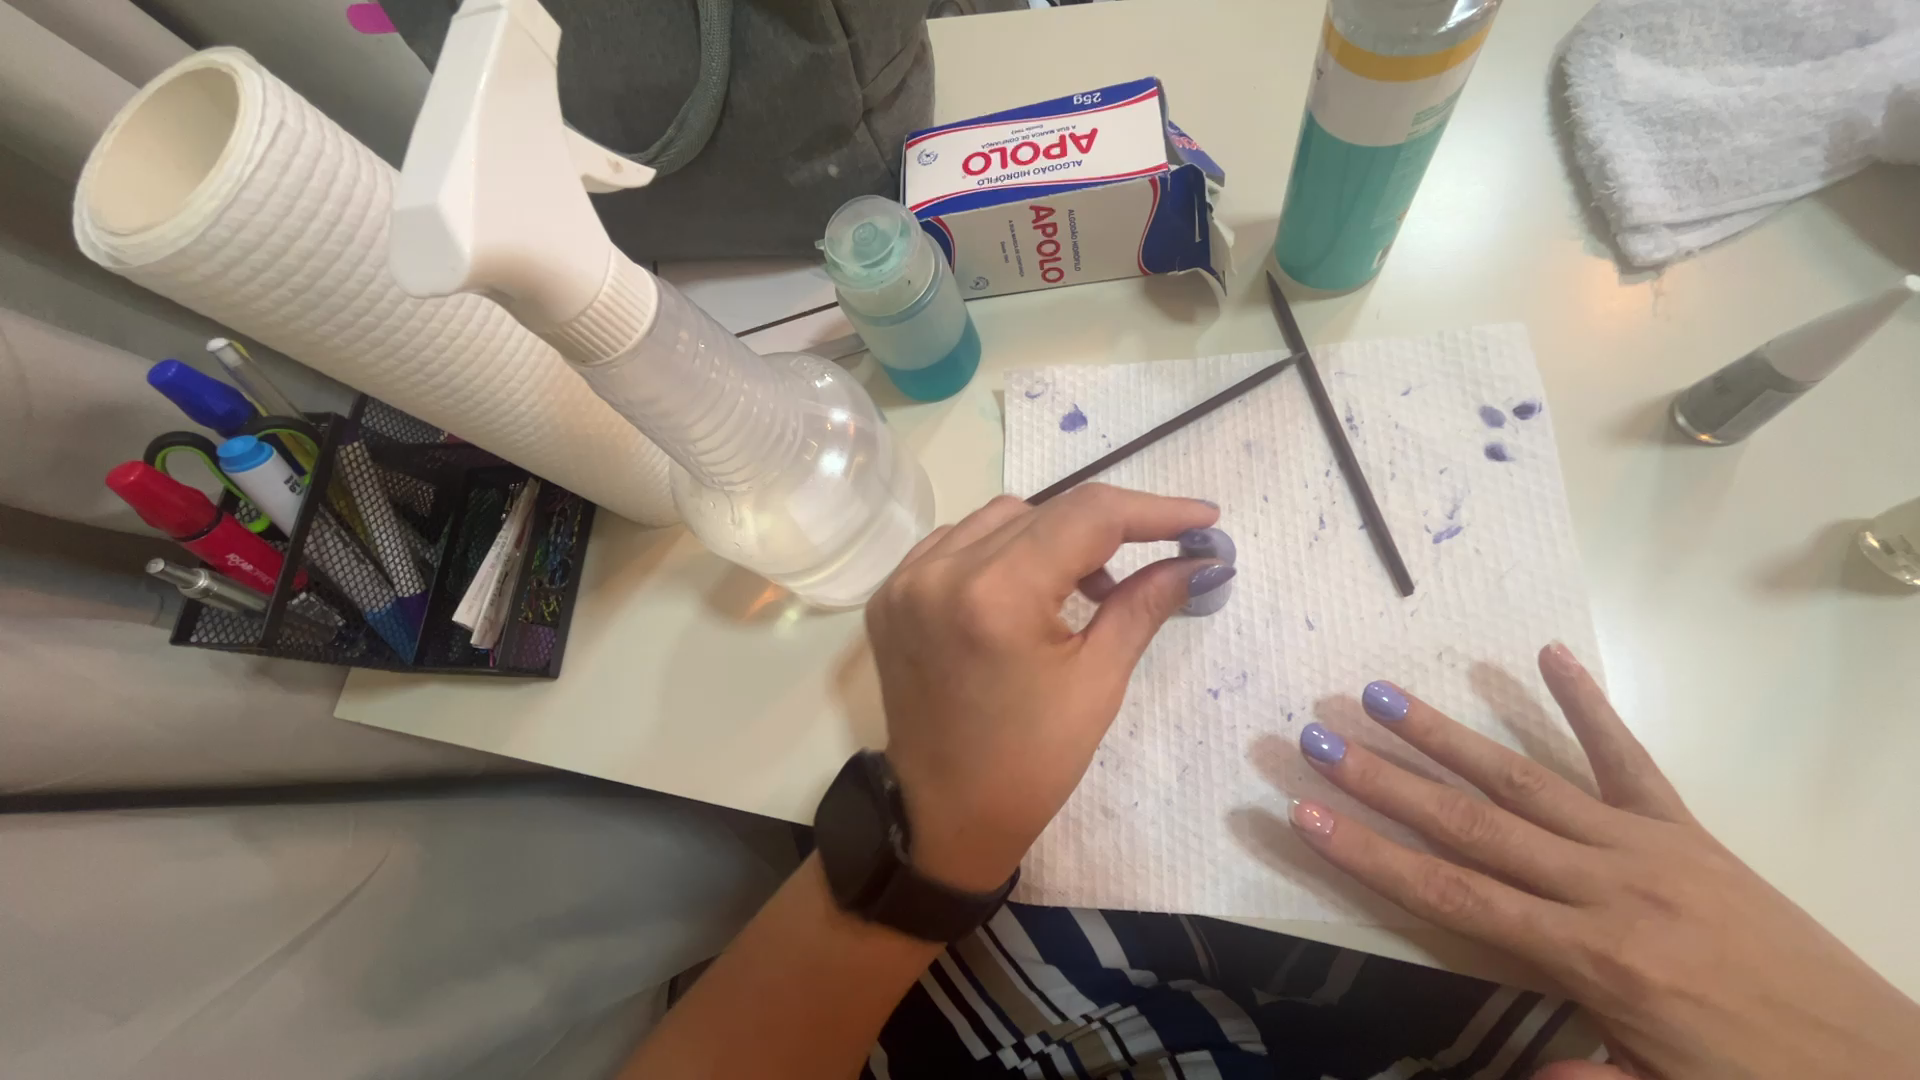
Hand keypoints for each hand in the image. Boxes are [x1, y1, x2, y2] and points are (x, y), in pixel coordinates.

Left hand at [866, 485, 1229, 891]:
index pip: (1086, 516)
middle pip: (1044, 511)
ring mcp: (907, 579)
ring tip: (1083, 586)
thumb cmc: (1030, 762)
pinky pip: (957, 542)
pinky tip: (1024, 588)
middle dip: (1107, 529)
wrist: (944, 813)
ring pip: (998, 519)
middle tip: (1152, 559)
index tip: (1202, 518)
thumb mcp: (1098, 682)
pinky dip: (1000, 550)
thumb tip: (1200, 560)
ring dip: (1051, 536)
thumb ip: (1144, 604)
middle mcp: (941, 571)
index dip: (1153, 510)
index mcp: (995, 595)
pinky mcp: (890, 593)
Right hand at [1287, 644, 1919, 1078]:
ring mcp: (1643, 846)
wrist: (1896, 1073)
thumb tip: (1508, 1067)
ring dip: (1445, 734)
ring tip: (1382, 693)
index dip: (1371, 854)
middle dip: (1383, 780)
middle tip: (1319, 737)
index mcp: (1593, 959)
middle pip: (1468, 823)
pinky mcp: (1682, 828)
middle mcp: (1605, 887)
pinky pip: (1626, 758)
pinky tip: (1549, 653)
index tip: (1305, 813)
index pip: (1451, 894)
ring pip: (1522, 779)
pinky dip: (1587, 705)